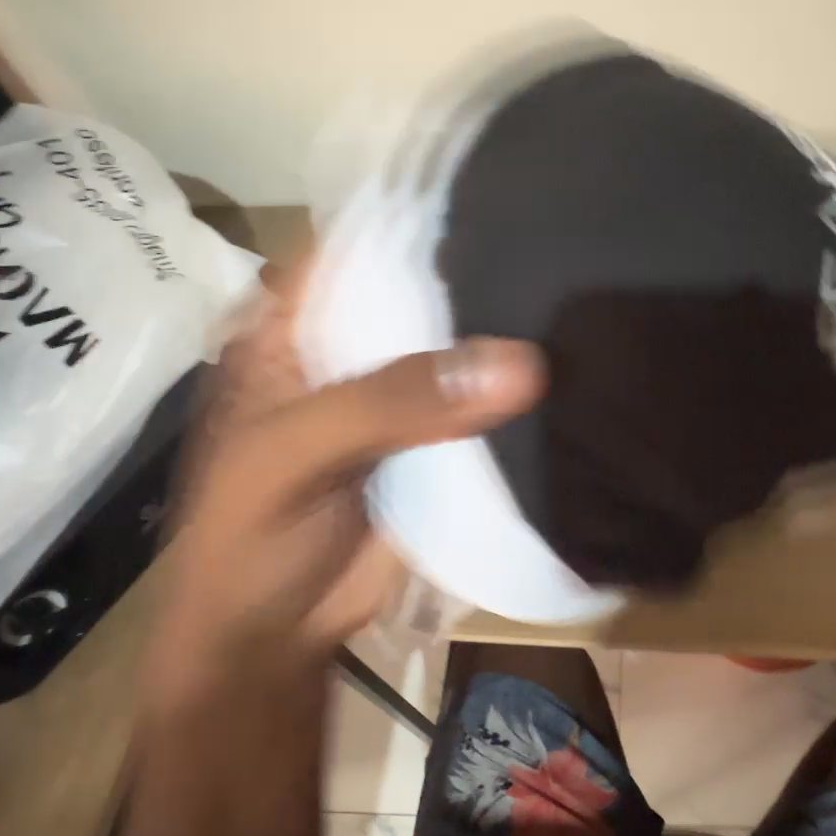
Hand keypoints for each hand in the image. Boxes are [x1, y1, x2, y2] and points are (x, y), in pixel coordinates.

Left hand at [149, 262, 543, 707]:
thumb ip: (392, 403)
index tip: (503, 196)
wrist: (273, 639)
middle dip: (481, 274)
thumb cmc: (251, 539)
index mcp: (290, 328)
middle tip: (566, 245)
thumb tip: (520, 361)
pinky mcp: (435, 445)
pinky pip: (481, 406)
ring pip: (458, 349)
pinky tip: (574, 367)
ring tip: (584, 297)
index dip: (418, 218)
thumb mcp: (296, 456)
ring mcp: (396, 399)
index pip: (357, 246)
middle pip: (419, 292)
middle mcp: (346, 349)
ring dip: (507, 334)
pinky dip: (517, 394)